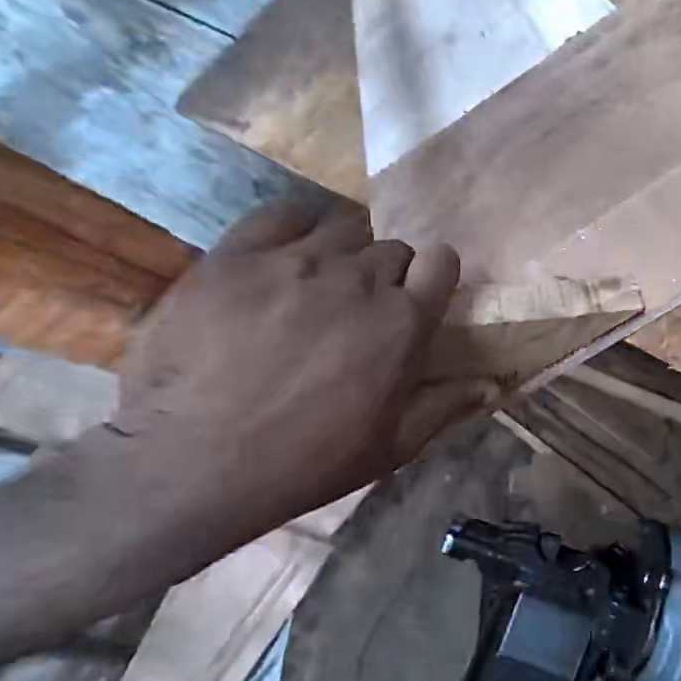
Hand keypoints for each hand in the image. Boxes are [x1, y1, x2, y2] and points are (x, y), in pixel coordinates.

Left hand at [100, 197, 491, 541]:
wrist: (188, 466)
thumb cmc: (305, 462)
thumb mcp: (392, 447)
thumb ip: (446, 405)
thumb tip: (492, 382)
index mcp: (404, 322)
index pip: (441, 260)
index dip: (433, 273)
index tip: (418, 293)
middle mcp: (361, 280)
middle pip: (391, 248)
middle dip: (385, 273)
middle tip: (359, 305)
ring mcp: (297, 262)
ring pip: (344, 228)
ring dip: (343, 251)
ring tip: (319, 280)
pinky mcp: (237, 256)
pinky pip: (282, 214)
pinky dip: (294, 226)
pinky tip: (285, 253)